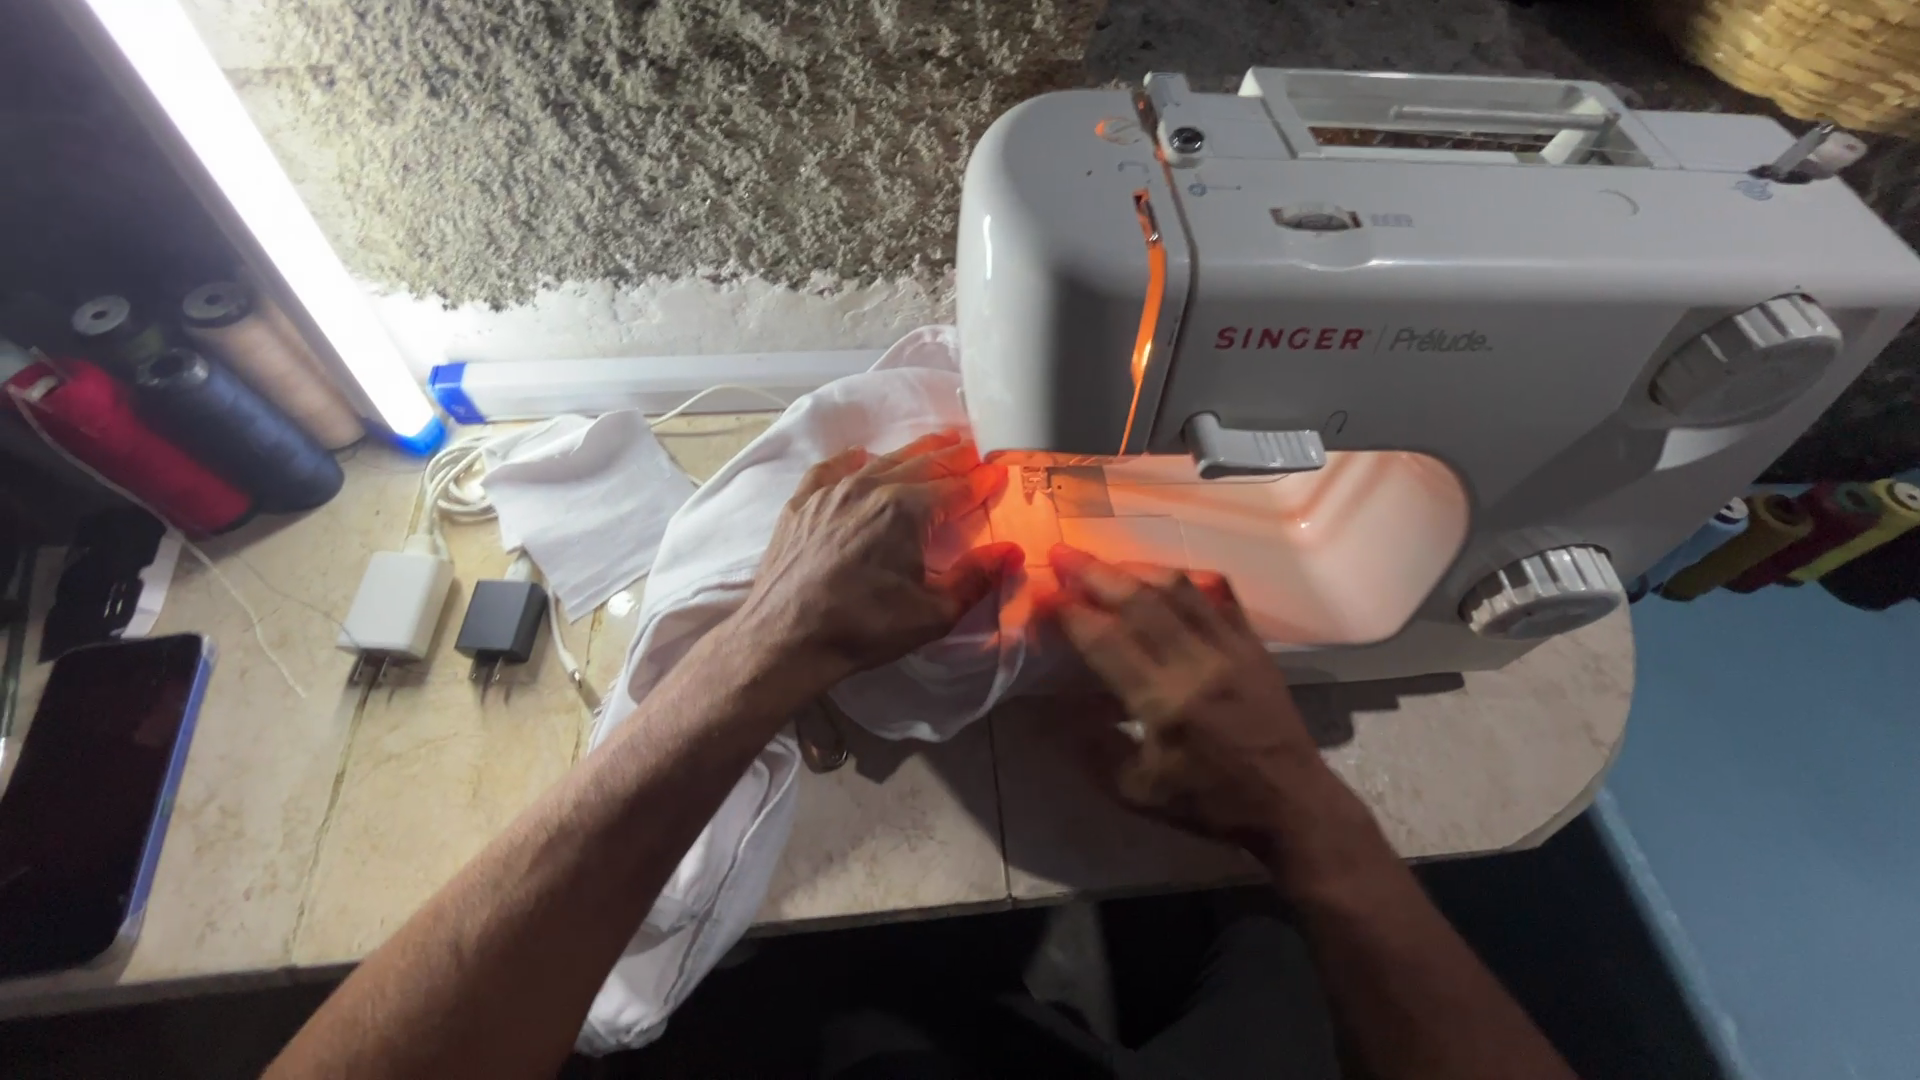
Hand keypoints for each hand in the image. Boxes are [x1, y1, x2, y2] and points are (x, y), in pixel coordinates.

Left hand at [730, 431, 1022, 692]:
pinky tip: (861, 456)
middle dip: (953, 457)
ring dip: (913, 453)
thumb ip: (976, 579)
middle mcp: (870, 488)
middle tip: (973, 449)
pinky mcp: (802, 503)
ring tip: (935, 443)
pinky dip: (851, 460)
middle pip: (922, 463)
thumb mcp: (933, 613)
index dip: (982, 481)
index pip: (956, 487)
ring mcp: (832, 492)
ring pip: (882, 461)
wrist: (786, 639)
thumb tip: (1013, 552)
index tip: (999, 473)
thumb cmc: (864, 628)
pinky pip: (830, 469)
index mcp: (906, 510)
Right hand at [1044, 543, 1328, 853]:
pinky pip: (1219, 596)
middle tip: (1062, 554)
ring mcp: (1231, 648)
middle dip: (1094, 573)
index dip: (1070, 612)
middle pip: (1139, 601)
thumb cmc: (1211, 803)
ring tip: (1104, 563)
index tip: (1043, 593)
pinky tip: (1163, 577)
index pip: (1106, 640)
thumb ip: (1094, 747)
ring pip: (1179, 589)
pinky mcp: (1254, 645)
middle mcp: (1197, 663)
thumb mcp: (1138, 792)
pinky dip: (1185, 581)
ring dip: (1135, 569)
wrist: (1293, 805)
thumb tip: (1058, 710)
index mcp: (1165, 702)